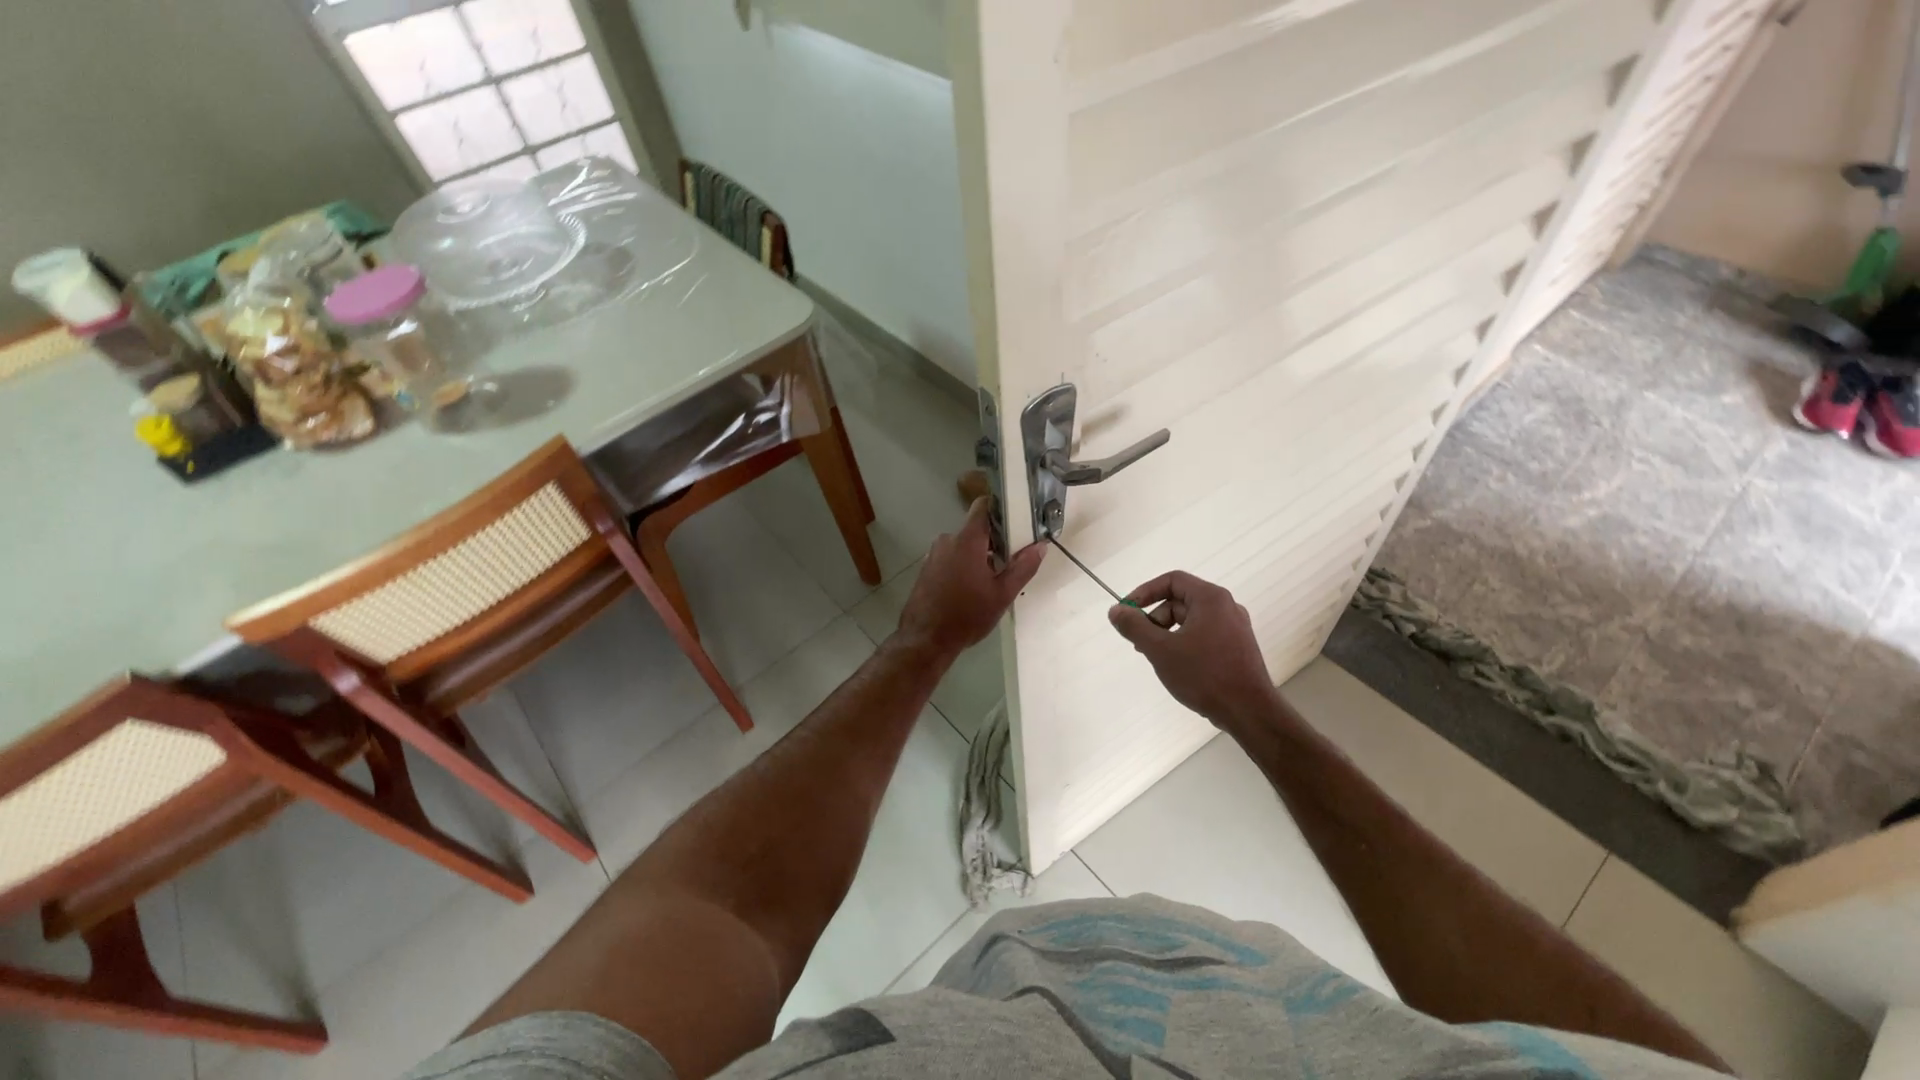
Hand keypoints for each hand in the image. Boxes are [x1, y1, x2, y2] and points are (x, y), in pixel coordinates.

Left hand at [896, 498, 1044, 659]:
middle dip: (993, 540)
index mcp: (967, 540)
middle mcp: (947, 541)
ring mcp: (933, 555)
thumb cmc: (967, 616)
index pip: (983, 506)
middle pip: (975, 529)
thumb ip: (1023, 567)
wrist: (925, 640)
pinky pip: (950, 558)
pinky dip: (962, 565)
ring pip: (962, 546)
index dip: (1000, 508)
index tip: (1016, 520)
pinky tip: (970, 588)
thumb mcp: (1002, 594)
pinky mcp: (926, 569)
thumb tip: (1040, 546)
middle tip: (1010, 559)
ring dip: (978, 556)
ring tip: (992, 579)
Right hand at [1109, 571, 1279, 727]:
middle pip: (1180, 601)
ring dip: (1168, 634)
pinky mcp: (1237, 648)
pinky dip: (1185, 644)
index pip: (1172, 580)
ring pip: (1191, 621)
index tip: (1126, 612)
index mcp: (1210, 599)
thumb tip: (1116, 611)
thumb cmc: (1204, 675)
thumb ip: (1135, 627)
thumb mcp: (1161, 650)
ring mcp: (1235, 628)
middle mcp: (1226, 607)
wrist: (1249, 711)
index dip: (1144, 592)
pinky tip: (1178, 668)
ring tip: (1158, 660)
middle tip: (1140, 644)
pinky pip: (1204, 636)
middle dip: (1155, 619)